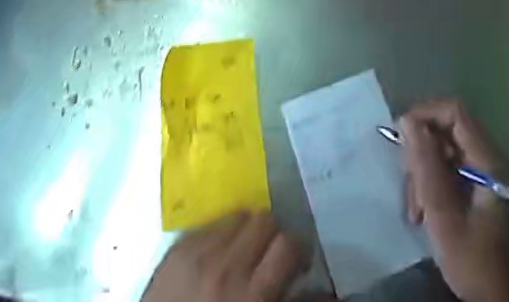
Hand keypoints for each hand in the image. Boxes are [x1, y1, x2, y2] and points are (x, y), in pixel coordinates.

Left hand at [141, 212, 307, 301]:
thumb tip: (330, 294)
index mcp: (254, 296)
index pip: (289, 245)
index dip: (300, 251)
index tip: (300, 264)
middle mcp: (228, 266)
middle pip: (266, 221)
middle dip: (275, 237)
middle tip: (272, 257)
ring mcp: (199, 253)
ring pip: (240, 215)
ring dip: (249, 231)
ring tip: (245, 252)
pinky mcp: (178, 249)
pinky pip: (211, 223)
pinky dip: (222, 234)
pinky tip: (219, 255)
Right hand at [401, 100, 508, 301]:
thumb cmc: (476, 262)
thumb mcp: (443, 215)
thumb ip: (425, 165)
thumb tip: (406, 120)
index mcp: (489, 163)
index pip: (455, 113)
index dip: (425, 114)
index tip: (400, 133)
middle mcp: (491, 162)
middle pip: (448, 134)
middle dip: (421, 154)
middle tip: (408, 185)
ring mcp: (488, 178)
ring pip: (446, 155)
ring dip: (424, 176)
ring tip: (415, 211)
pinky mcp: (482, 194)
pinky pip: (451, 173)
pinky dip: (433, 187)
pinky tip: (424, 213)